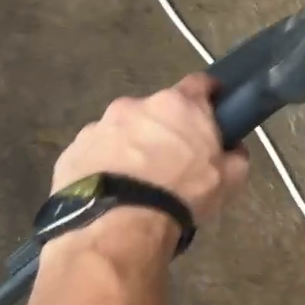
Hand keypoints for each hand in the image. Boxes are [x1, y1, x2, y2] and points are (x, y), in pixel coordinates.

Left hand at [52, 74, 250, 223]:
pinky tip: (118, 186)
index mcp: (179, 106)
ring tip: (142, 176)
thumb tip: (230, 150)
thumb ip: (234, 155)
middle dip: (167, 126)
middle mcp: (135, 107)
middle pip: (157, 110)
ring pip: (124, 130)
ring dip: (135, 144)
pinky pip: (97, 150)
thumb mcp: (232, 177)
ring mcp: (97, 127)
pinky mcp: (70, 151)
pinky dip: (109, 162)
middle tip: (178, 155)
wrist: (119, 222)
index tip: (216, 107)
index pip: (199, 83)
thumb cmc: (184, 191)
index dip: (210, 94)